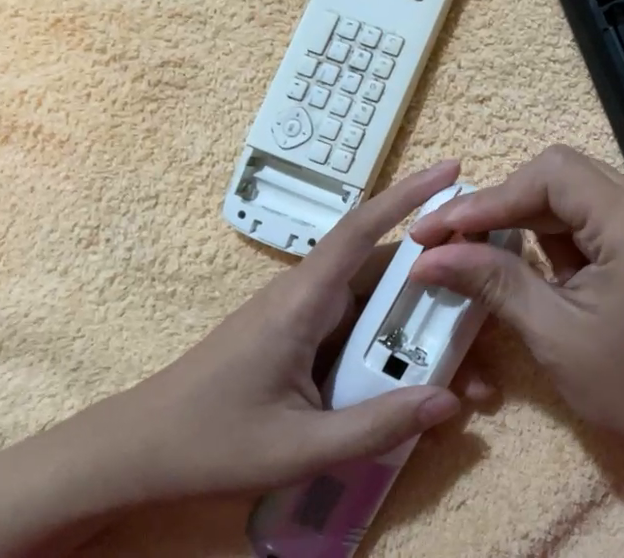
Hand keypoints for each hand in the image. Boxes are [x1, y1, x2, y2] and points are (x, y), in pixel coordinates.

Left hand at [93, 160, 468, 502]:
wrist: (130, 456)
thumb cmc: (206, 443)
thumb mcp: (296, 448)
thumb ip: (374, 427)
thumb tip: (449, 401)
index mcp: (302, 302)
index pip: (361, 229)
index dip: (409, 194)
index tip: (453, 168)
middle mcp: (308, 296)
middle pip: (386, 268)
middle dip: (440, 274)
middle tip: (493, 284)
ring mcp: (305, 318)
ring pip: (378, 302)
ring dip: (421, 319)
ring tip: (471, 347)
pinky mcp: (303, 340)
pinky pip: (362, 330)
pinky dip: (396, 345)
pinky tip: (422, 375)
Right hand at [408, 146, 623, 471]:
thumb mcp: (557, 337)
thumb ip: (495, 283)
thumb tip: (431, 256)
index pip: (551, 175)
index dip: (489, 197)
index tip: (435, 230)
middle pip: (561, 175)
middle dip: (501, 204)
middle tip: (448, 241)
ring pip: (572, 192)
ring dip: (522, 218)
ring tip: (470, 250)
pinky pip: (589, 215)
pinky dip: (550, 233)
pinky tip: (516, 259)